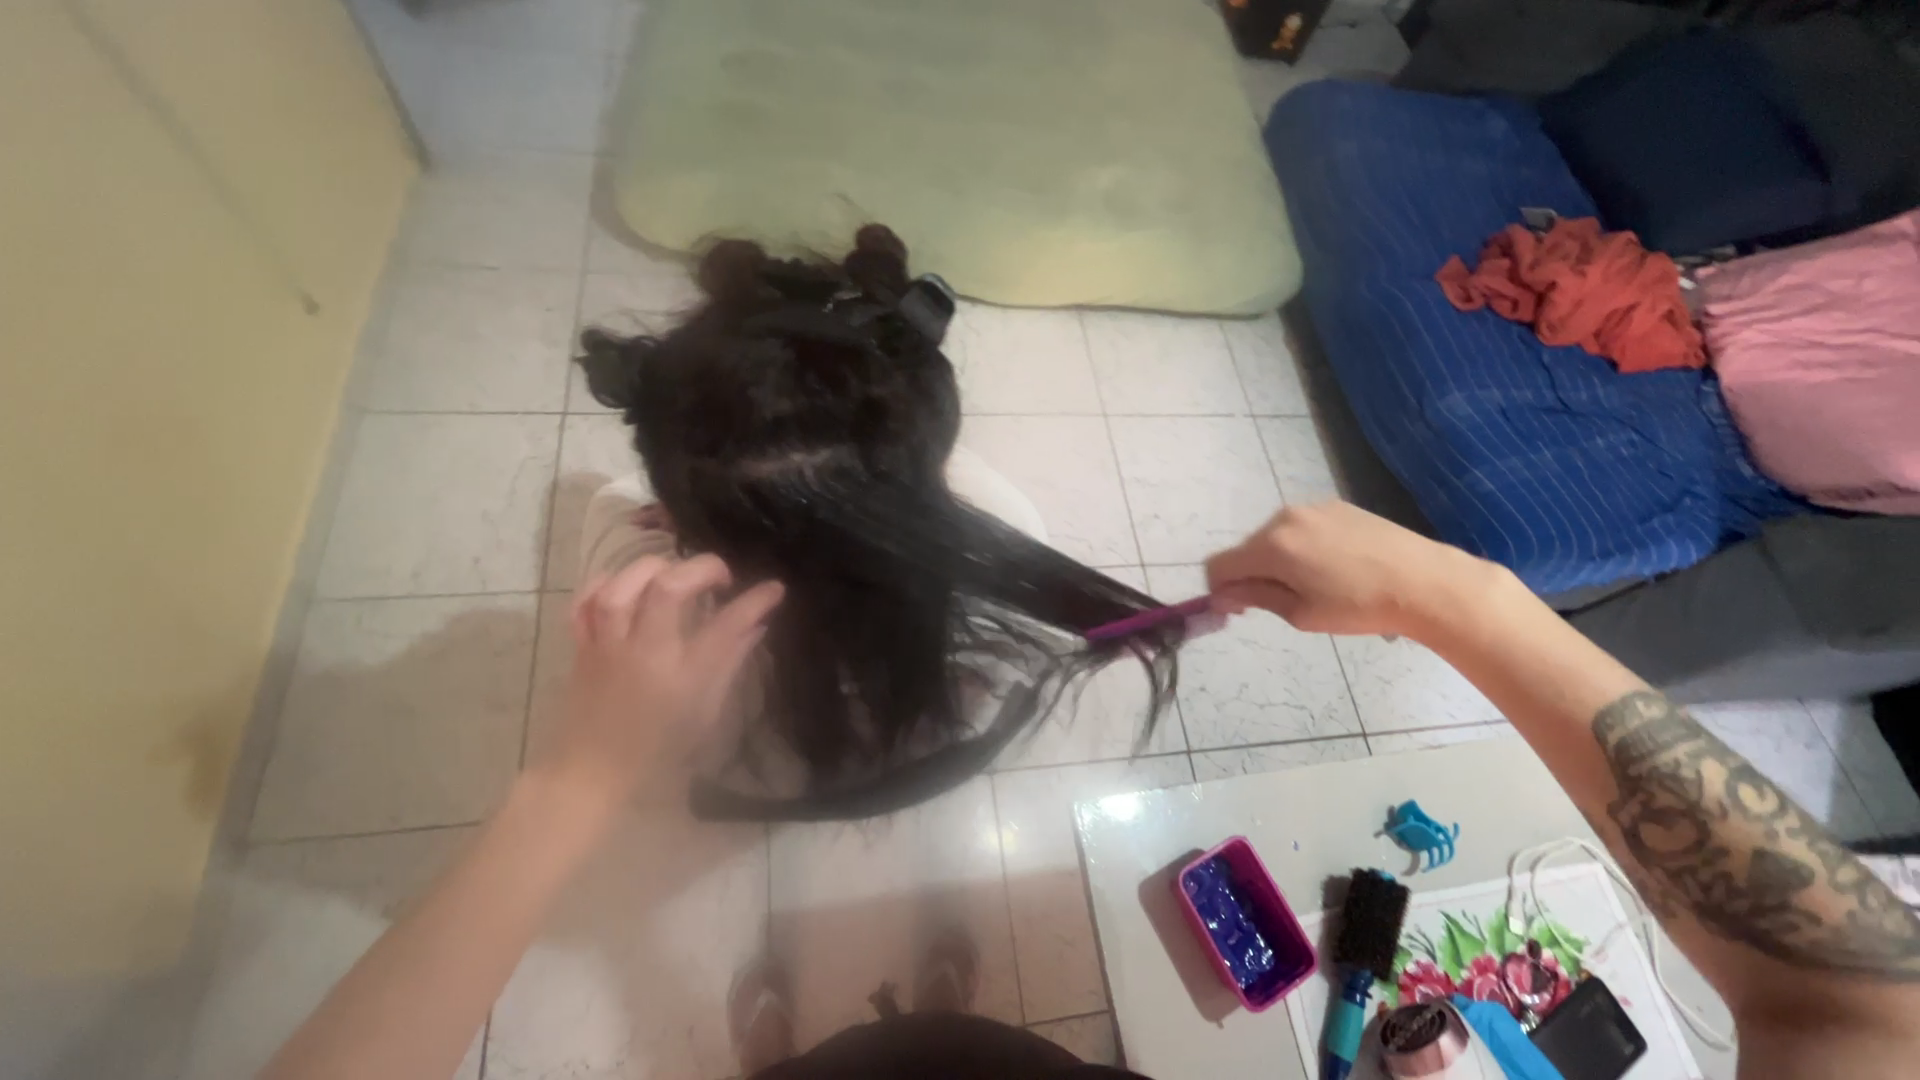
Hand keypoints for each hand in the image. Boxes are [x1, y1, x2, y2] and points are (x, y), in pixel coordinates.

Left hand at [546, 554, 783, 805]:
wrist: (590, 775)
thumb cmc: (657, 752)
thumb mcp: (707, 712)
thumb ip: (730, 662)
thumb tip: (756, 625)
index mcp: (683, 676)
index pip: (726, 626)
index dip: (755, 600)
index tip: (774, 588)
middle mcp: (645, 654)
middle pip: (668, 589)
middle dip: (701, 568)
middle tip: (721, 577)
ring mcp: (608, 648)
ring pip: (622, 587)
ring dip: (653, 568)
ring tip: (674, 574)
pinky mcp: (582, 648)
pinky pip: (584, 604)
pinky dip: (604, 583)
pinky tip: (626, 584)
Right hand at [1204, 501, 1498, 638]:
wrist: (1426, 582)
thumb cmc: (1360, 607)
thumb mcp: (1301, 613)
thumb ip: (1255, 598)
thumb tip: (1223, 595)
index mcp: (1271, 546)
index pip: (1219, 565)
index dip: (1220, 590)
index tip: (1240, 610)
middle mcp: (1284, 518)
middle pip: (1246, 549)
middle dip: (1250, 574)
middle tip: (1280, 602)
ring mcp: (1312, 508)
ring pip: (1274, 537)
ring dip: (1278, 560)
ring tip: (1314, 584)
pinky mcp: (1336, 506)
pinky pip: (1302, 527)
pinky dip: (1302, 547)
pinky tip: (1334, 567)